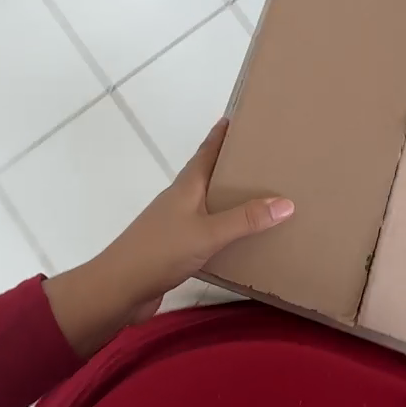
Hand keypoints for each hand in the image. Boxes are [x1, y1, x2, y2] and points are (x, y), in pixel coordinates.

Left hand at [43, 120, 292, 356]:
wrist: (119, 289)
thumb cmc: (160, 252)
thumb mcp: (207, 233)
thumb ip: (245, 220)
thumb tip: (286, 202)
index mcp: (185, 187)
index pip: (206, 152)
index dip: (220, 135)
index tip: (237, 117)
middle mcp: (179, 200)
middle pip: (207, 175)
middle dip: (231, 166)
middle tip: (262, 160)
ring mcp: (174, 225)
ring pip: (207, 204)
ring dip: (229, 200)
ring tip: (260, 198)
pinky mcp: (174, 249)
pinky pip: (206, 231)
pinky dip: (224, 230)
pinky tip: (240, 240)